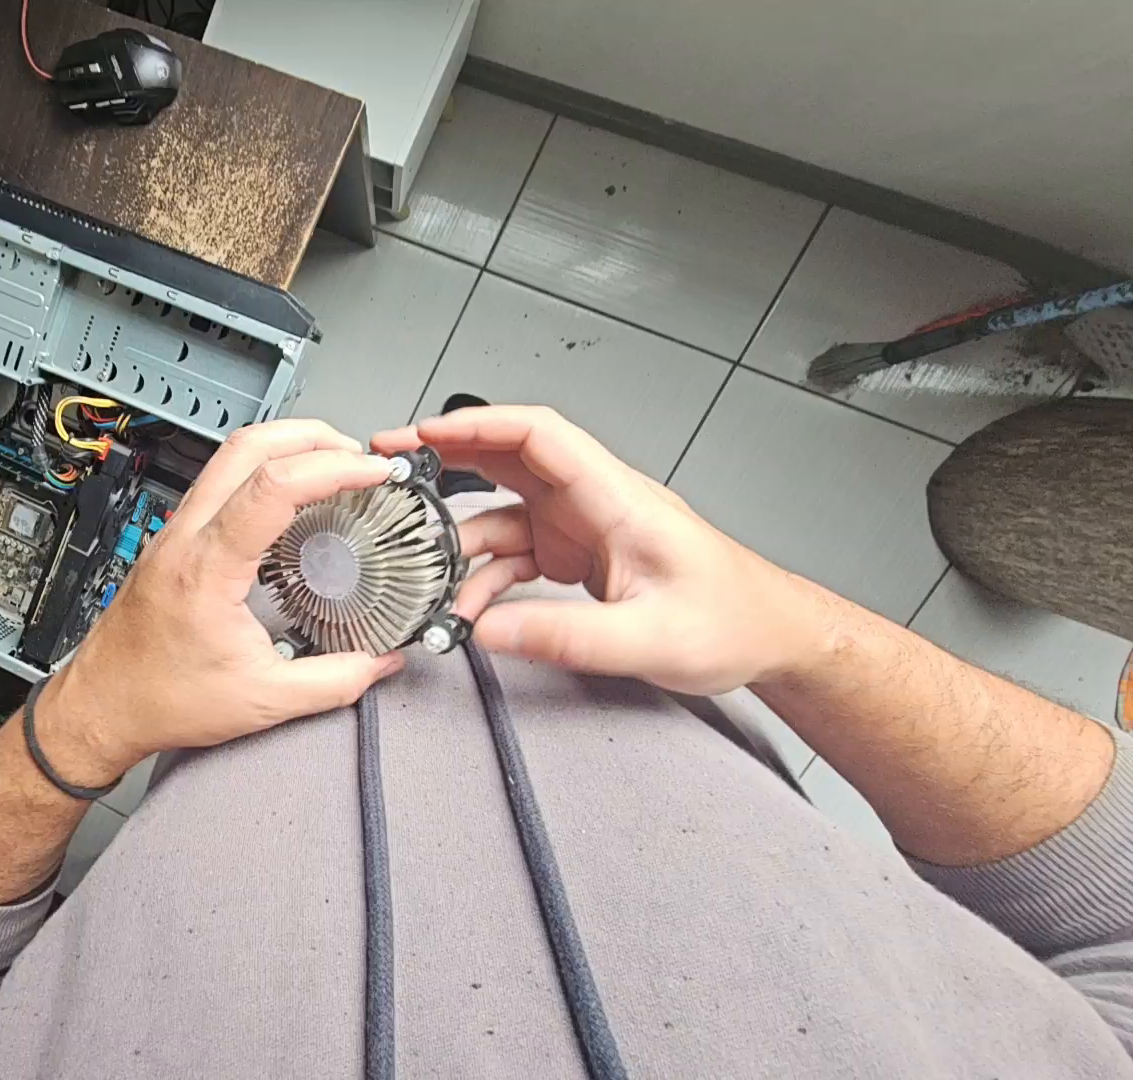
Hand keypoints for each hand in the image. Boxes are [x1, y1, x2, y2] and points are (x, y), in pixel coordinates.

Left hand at [36, 420, 406, 785]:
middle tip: (356, 456)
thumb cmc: (157, 698)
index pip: (272, 486)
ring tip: (330, 466)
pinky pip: (219, 482)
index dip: (332, 467)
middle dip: (312, 436)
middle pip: (247, 446)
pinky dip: (262, 472)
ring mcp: (174, 533)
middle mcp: (185, 538)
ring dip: (284, 447)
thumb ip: (333, 682)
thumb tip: (379, 663)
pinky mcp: (172, 540)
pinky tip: (287, 500)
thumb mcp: (262, 701)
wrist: (103, 704)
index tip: (371, 473)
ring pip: (228, 456)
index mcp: (206, 568)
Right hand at [372, 406, 827, 696]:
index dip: (478, 426)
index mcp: (615, 498)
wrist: (768, 637)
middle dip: (444, 455)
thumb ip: (565, 635)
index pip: (539, 436)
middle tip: (393, 463)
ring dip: (457, 535)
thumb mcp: (651, 638)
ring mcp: (576, 525)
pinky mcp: (568, 551)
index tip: (424, 433)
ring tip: (424, 567)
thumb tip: (486, 628)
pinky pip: (509, 553)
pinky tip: (469, 607)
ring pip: (498, 508)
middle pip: (506, 457)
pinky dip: (481, 577)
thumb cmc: (733, 621)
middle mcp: (590, 501)